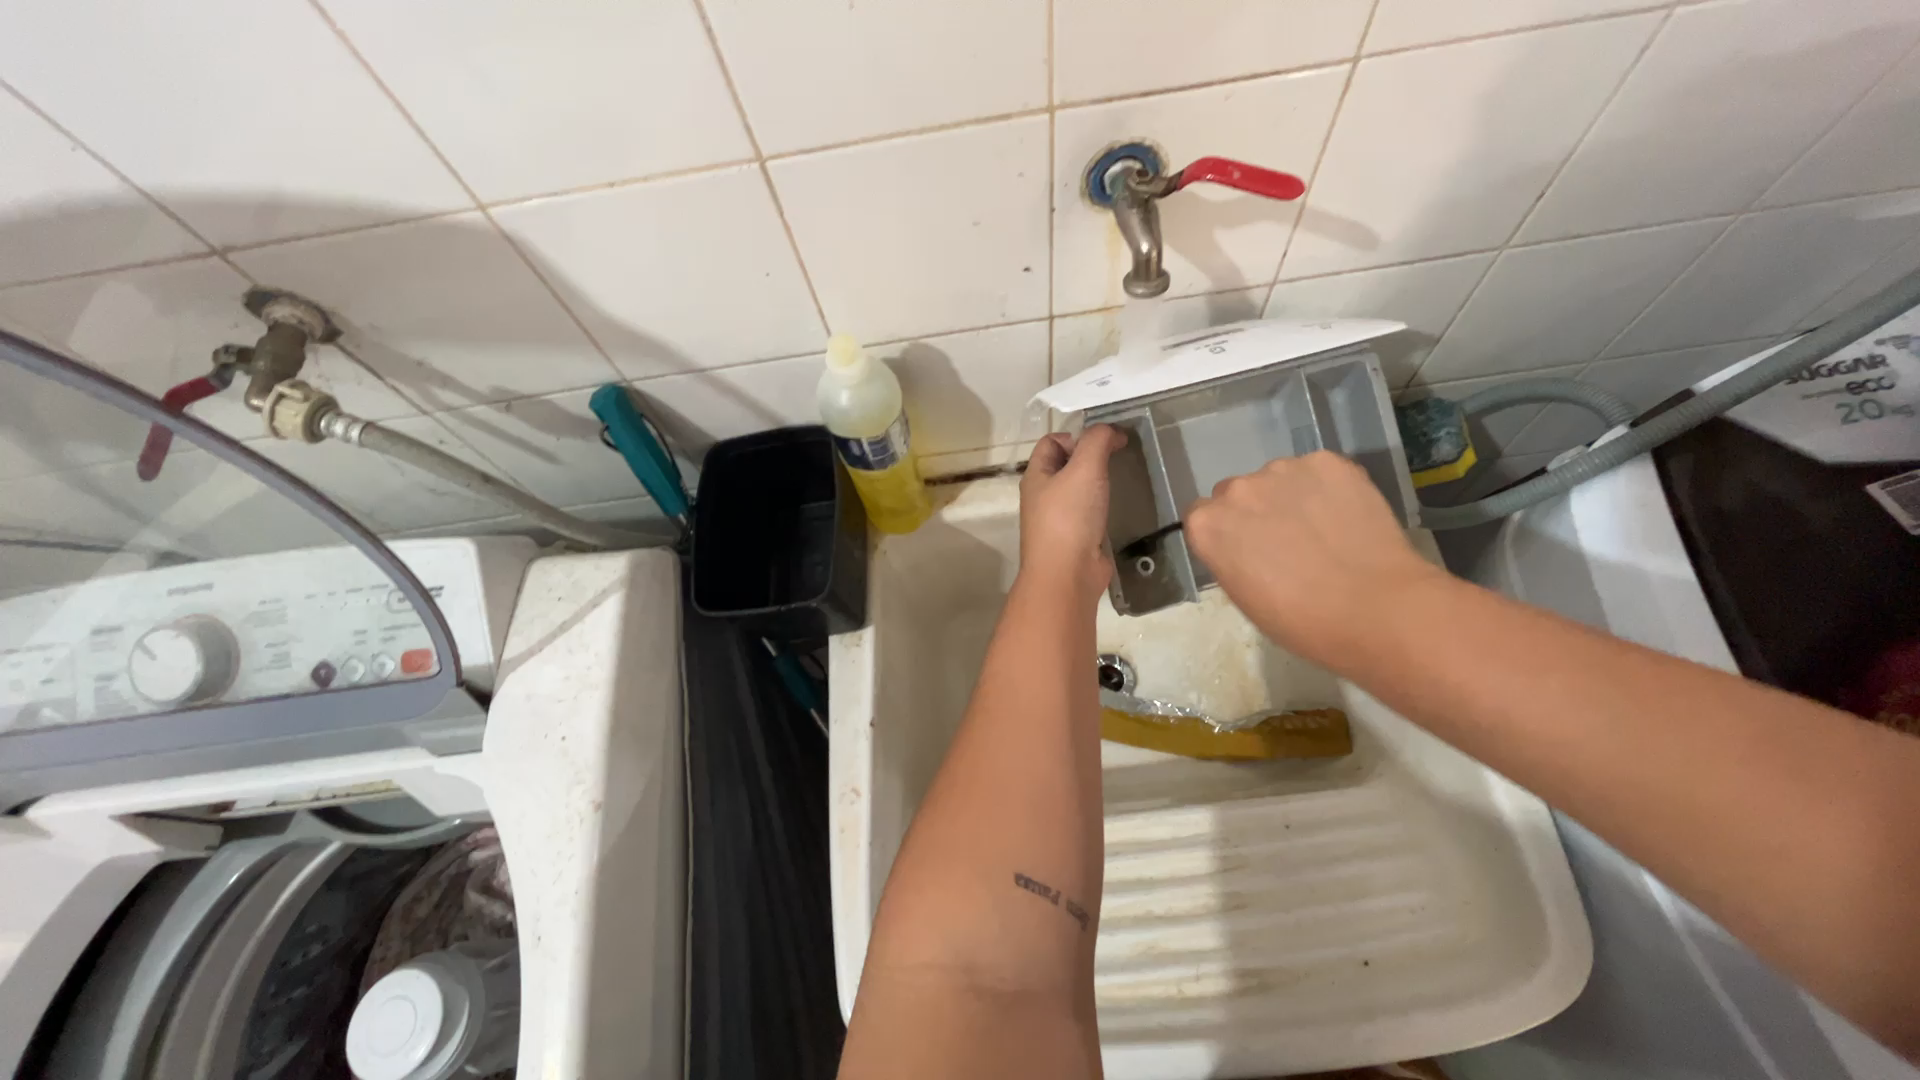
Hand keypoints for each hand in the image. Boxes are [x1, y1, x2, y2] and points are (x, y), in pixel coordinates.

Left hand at [1018, 426, 1126, 602]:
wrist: (1067, 575)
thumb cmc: (1070, 517)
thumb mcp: (1085, 468)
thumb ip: (1097, 441)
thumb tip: (1111, 431)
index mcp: (1036, 476)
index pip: (1051, 442)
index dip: (1077, 435)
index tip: (1105, 442)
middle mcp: (1042, 496)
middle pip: (1066, 465)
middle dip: (1091, 457)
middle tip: (1118, 459)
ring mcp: (1057, 520)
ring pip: (1078, 491)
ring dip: (1098, 483)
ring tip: (1122, 480)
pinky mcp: (1075, 539)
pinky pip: (1088, 514)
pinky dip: (1103, 507)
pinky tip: (1119, 508)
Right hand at [1184, 451, 1445, 668]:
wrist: (1373, 608)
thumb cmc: (1300, 620)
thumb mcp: (1244, 596)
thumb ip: (1232, 557)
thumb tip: (1249, 546)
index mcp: (1207, 526)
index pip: (1203, 516)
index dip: (1228, 534)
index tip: (1248, 552)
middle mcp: (1237, 489)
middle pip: (1238, 493)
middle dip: (1256, 512)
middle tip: (1287, 542)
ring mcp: (1283, 470)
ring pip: (1279, 479)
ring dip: (1292, 497)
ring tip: (1324, 530)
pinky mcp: (1328, 462)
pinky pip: (1319, 472)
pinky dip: (1328, 489)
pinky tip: (1347, 517)